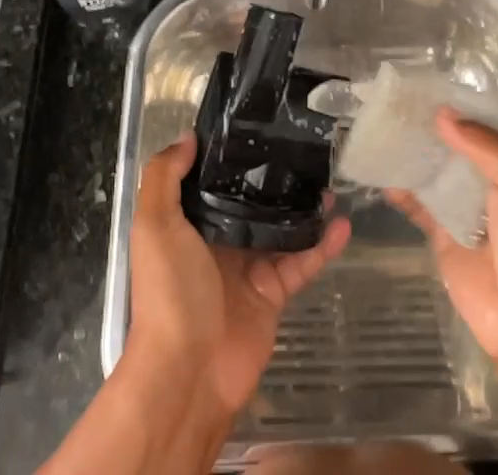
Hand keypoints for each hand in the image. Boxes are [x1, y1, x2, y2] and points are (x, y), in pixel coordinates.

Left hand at [128, 132, 351, 413]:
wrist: (189, 368)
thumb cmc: (169, 290)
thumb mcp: (154, 225)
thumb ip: (164, 177)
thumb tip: (187, 138)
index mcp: (186, 226)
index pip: (211, 184)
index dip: (232, 160)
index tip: (259, 129)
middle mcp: (216, 244)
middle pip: (250, 205)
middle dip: (274, 183)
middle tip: (306, 156)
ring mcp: (247, 270)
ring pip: (281, 231)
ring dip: (305, 210)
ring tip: (331, 186)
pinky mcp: (273, 294)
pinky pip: (302, 263)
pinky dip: (322, 246)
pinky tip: (342, 226)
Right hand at [388, 110, 497, 363]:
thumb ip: (483, 144)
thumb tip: (441, 113)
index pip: (491, 130)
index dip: (464, 110)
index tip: (427, 88)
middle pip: (461, 151)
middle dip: (434, 132)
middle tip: (394, 105)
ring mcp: (472, 215)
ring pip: (440, 177)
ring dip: (416, 158)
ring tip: (381, 131)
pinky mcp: (447, 241)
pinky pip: (423, 209)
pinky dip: (404, 193)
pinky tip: (381, 176)